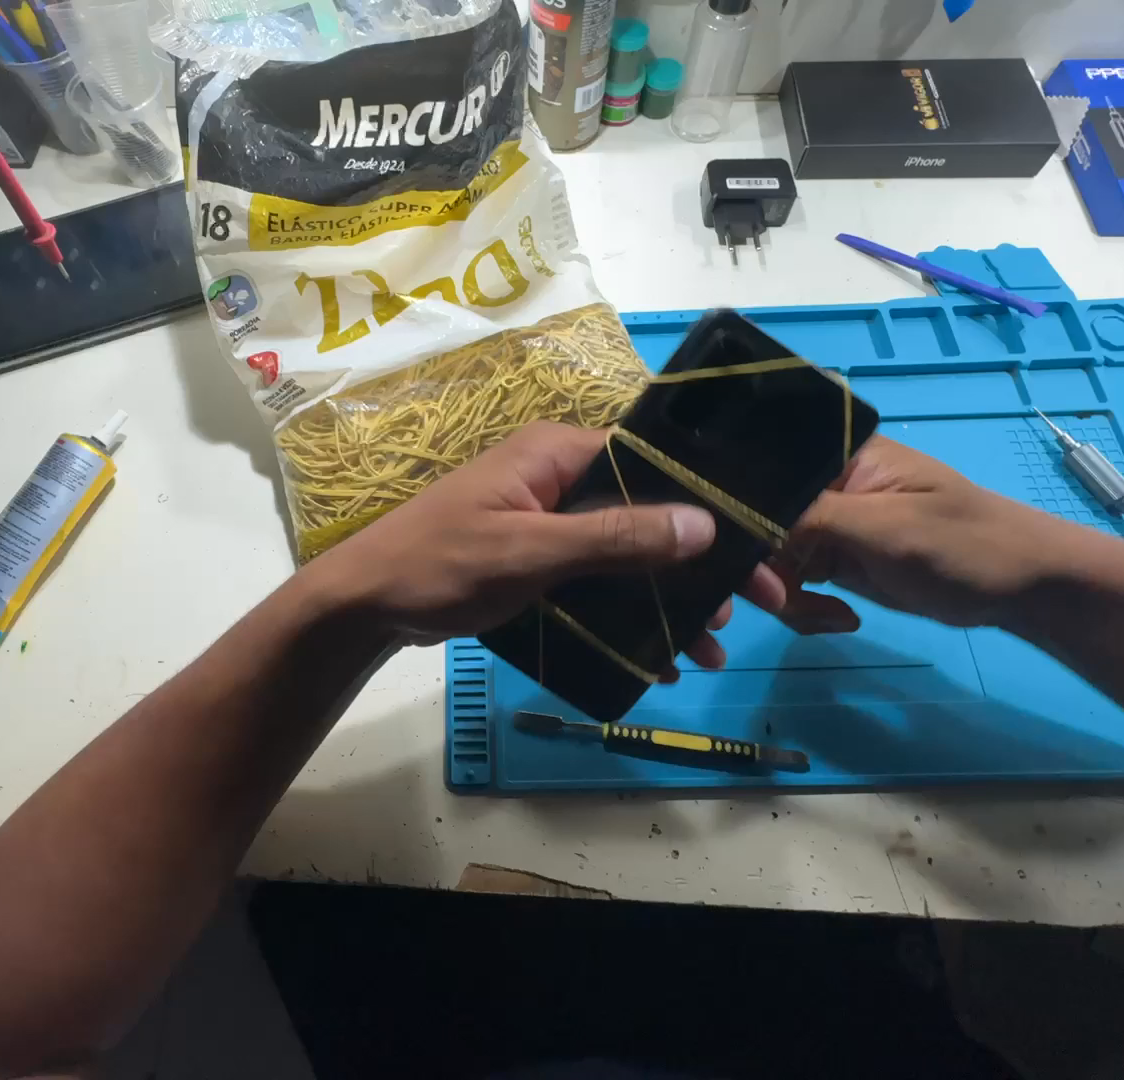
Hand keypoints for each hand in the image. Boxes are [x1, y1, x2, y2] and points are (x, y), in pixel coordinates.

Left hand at [303, 421, 732, 673]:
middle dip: (694, 564)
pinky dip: (624, 611)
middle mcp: (556, 480)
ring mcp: (544, 522)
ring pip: (623, 553)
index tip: (757, 552)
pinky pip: (593, 579)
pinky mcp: (534, 559)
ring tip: (707, 646)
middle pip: (645, 514)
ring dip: (664, 597)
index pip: (651, 466)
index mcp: (556, 455)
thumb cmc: (441, 565)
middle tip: (748, 609)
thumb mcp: (530, 551)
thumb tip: (702, 524)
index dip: (707, 508)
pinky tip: (656, 654)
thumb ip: (612, 537)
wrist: (366, 604)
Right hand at [743, 437, 1085, 628]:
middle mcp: (817, 485)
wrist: (1021, 590)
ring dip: (786, 597)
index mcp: (830, 455)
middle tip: (786, 601)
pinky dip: (802, 607)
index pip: (758, 476)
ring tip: (830, 617)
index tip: (749, 560)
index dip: (740, 516)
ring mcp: (820, 524)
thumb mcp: (883, 526)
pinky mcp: (826, 559)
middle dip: (764, 570)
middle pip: (753, 524)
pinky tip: (838, 618)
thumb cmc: (962, 544)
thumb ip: (807, 516)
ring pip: (764, 560)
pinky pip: (787, 584)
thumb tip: (737, 516)